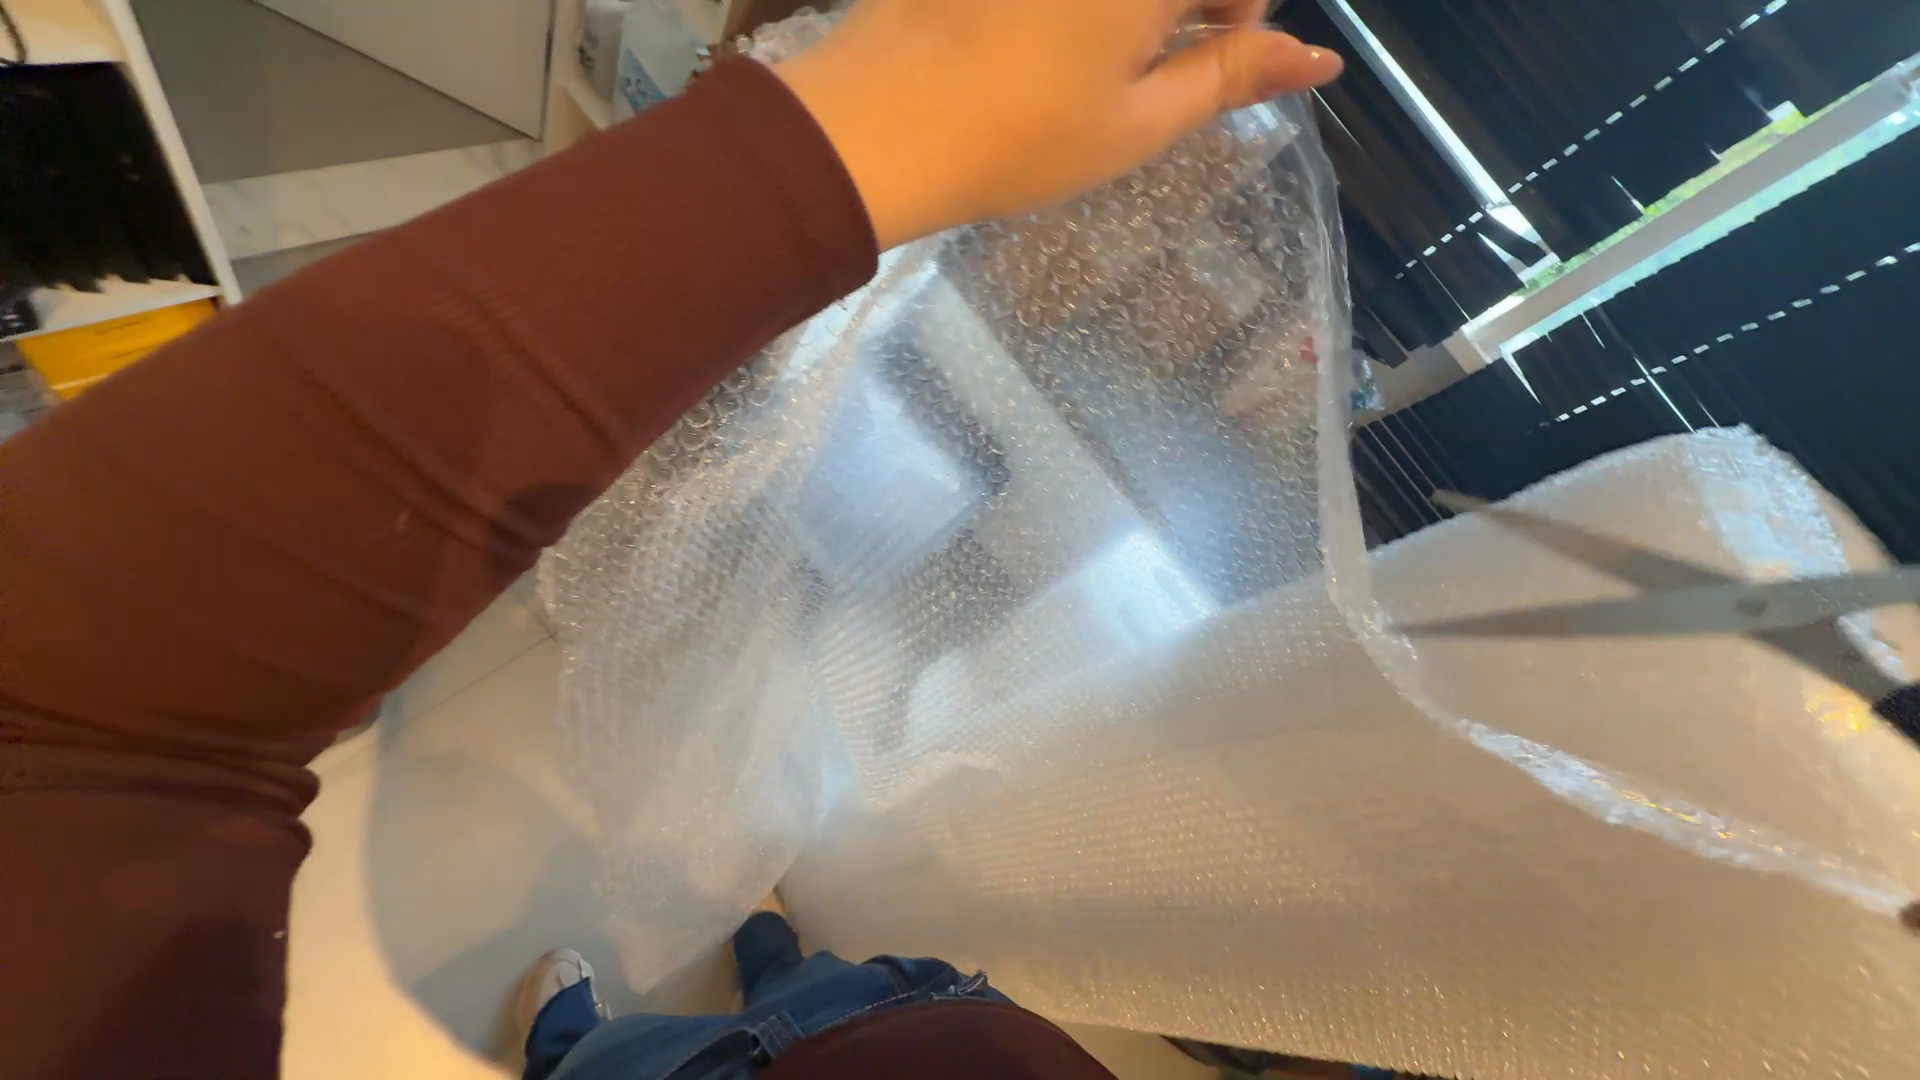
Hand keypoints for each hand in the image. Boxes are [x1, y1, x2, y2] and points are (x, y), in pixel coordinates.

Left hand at [773, 0, 1343, 250]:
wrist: (883, 127)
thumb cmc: (1021, 140)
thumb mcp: (1138, 124)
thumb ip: (1230, 78)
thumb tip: (1318, 59)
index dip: (1237, 15)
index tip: (1200, 59)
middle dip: (1183, 6)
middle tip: (1135, 61)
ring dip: (1125, 13)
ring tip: (1078, 56)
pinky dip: (1071, 13)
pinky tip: (1041, 38)